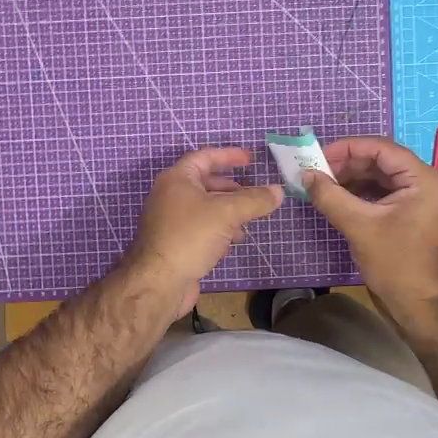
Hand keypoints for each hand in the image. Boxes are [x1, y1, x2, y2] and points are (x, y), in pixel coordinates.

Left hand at [124, 147, 283, 316]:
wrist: (159, 282)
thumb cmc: (190, 236)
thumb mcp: (227, 213)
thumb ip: (254, 200)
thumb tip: (278, 191)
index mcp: (177, 179)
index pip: (204, 157)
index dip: (228, 156)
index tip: (250, 159)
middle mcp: (170, 196)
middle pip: (205, 184)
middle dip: (231, 188)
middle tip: (254, 193)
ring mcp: (170, 221)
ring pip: (204, 209)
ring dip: (228, 213)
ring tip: (248, 222)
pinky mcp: (174, 243)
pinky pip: (200, 229)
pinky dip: (218, 231)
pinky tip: (232, 243)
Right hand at [303, 137, 437, 318]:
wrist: (425, 308)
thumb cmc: (398, 264)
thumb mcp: (360, 227)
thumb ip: (331, 196)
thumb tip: (306, 175)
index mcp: (424, 179)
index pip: (382, 148)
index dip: (347, 149)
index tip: (317, 158)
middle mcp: (427, 184)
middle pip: (382, 162)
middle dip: (347, 165)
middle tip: (315, 174)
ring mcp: (422, 201)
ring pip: (381, 179)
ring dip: (351, 180)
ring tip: (322, 187)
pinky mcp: (413, 216)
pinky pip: (384, 196)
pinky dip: (361, 196)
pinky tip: (337, 201)